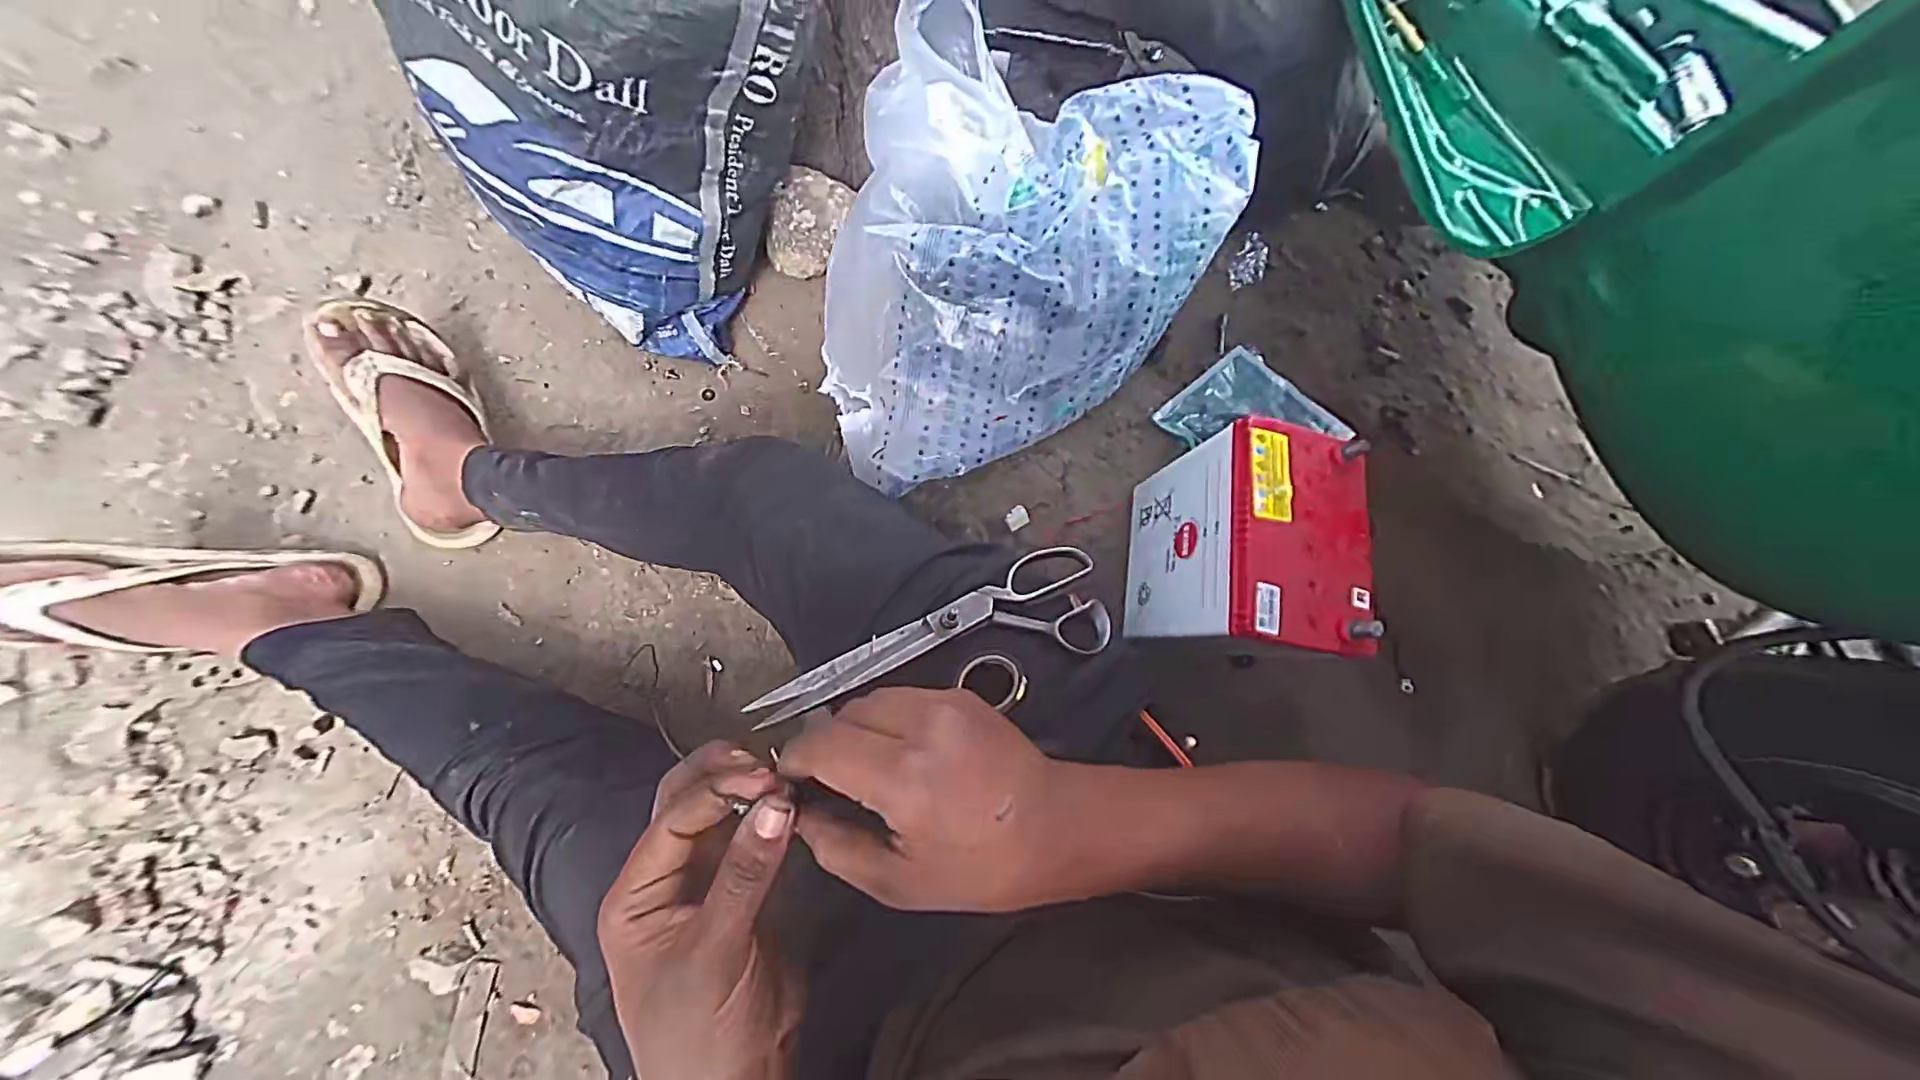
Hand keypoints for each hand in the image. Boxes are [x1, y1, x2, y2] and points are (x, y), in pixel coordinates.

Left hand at [598, 741, 800, 1079]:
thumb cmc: (701, 1033)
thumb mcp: (716, 953)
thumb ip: (745, 875)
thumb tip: (777, 804)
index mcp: (637, 894)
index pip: (672, 820)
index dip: (717, 792)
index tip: (764, 780)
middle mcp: (667, 876)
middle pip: (683, 800)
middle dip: (721, 773)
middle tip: (765, 762)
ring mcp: (706, 877)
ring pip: (718, 810)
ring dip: (745, 785)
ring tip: (780, 774)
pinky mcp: (743, 883)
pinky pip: (751, 833)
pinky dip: (768, 811)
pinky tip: (789, 801)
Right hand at [777, 686, 1075, 912]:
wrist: (1054, 825)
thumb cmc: (983, 866)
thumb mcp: (898, 880)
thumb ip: (834, 846)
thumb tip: (800, 814)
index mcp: (905, 777)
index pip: (820, 743)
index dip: (795, 759)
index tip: (792, 776)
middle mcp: (923, 727)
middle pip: (842, 714)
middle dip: (826, 743)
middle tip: (832, 777)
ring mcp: (944, 703)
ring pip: (869, 698)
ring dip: (855, 727)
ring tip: (869, 764)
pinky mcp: (959, 695)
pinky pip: (901, 695)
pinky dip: (887, 718)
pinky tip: (902, 750)